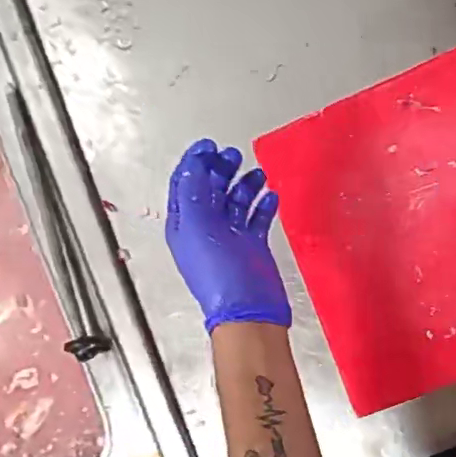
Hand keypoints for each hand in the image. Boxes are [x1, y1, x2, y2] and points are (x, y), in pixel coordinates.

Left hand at [164, 138, 289, 332]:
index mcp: (185, 224)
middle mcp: (206, 229)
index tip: (210, 145)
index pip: (185, 183)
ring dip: (245, 184)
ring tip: (257, 173)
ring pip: (236, 201)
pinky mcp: (254, 247)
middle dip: (222, 169)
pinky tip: (271, 195)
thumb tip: (199, 163)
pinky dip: (264, 205)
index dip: (195, 161)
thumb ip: (195, 189)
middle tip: (235, 156)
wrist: (249, 311)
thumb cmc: (221, 274)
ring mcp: (231, 238)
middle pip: (211, 188)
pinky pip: (257, 218)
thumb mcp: (197, 224)